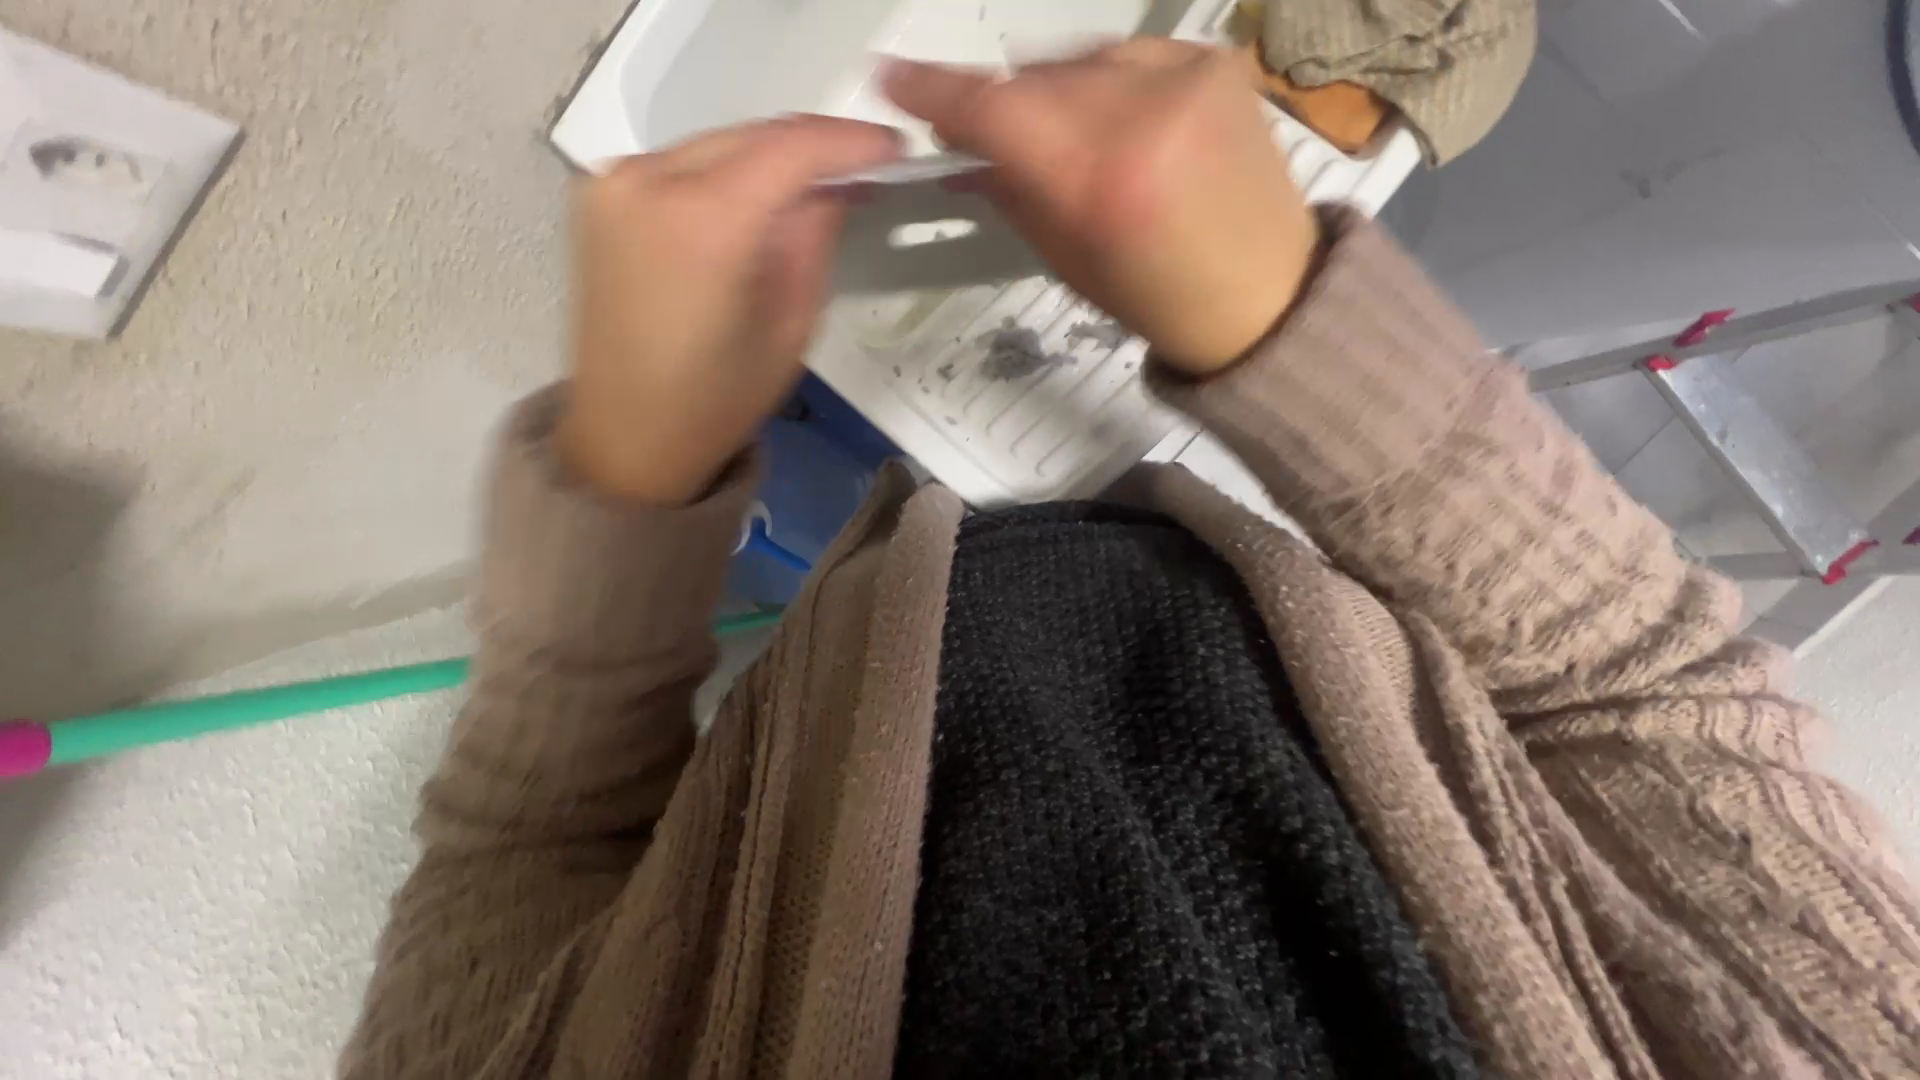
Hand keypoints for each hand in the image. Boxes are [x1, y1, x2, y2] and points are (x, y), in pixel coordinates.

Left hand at [559, 116, 899, 502]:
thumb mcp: (792, 325)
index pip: (790, 149)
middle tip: (864, 170)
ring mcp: (613, 183)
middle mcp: (647, 181)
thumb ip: (813, 239)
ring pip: (716, 145)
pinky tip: (757, 202)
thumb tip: (831, 186)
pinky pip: (682, 165)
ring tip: (816, 190)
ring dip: (770, 160)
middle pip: (751, 137)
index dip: (849, 142)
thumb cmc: (719, 399)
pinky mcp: (599, 197)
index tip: (894, 150)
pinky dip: (727, 174)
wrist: (628, 435)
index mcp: (703, 222)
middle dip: (812, 148)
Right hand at [882, 41, 1319, 374]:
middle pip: (1030, 82)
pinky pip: (1126, 56)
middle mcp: (1141, 114)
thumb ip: (1011, 196)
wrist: (1264, 295)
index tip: (897, 80)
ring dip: (1050, 95)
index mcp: (1098, 182)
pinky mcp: (1215, 64)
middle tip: (984, 138)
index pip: (994, 113)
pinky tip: (1112, 122)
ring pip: (1076, 62)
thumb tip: (965, 153)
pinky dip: (1103, 83)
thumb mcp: (1068, 263)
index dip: (936, 93)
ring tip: (1062, 143)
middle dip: (999, 108)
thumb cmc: (1158, 299)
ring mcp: (1184, 80)